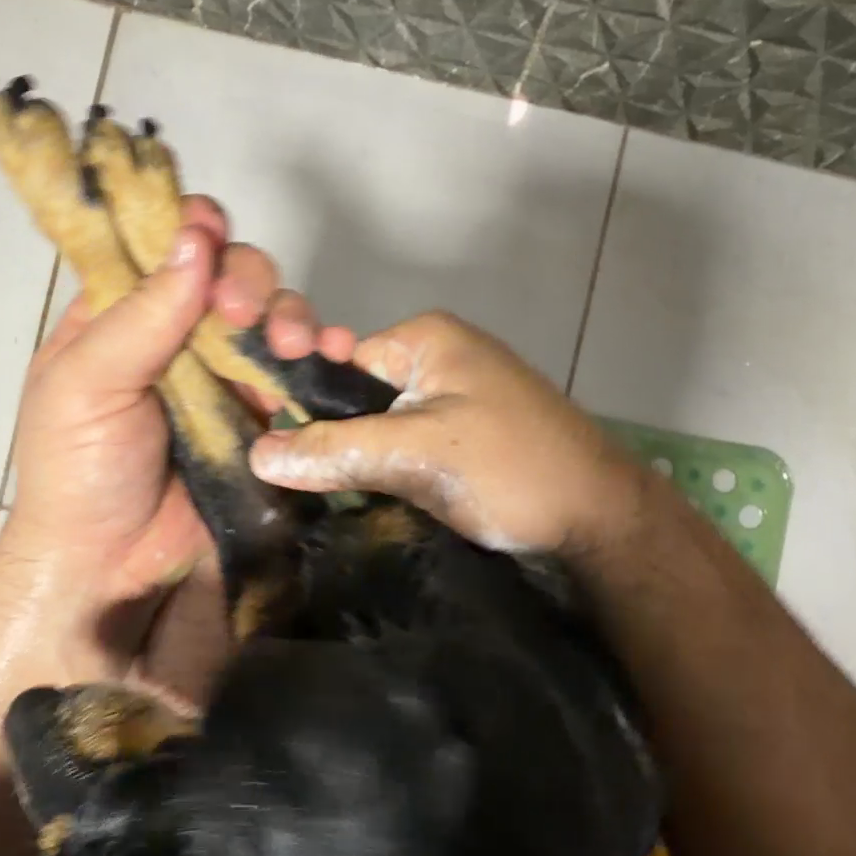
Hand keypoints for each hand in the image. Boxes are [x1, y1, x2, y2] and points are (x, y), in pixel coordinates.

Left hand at [0, 197, 348, 669]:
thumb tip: (195, 241)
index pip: (166, 250)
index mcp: (123, 318)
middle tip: (243, 312)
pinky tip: (335, 353)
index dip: (192, 232)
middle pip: (231, 276)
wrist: (115, 568)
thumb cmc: (79, 472)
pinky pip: (300, 375)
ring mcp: (227, 380)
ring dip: (290, 315)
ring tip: (293, 342)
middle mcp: (180, 339)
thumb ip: (140, 315)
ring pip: (273, 319)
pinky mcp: (265, 420)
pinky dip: (323, 356)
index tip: (210, 229)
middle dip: (249, 280)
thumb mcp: (85, 385)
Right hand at [247, 311, 642, 554]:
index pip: (333, 361)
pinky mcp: (457, 439)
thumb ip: (338, 450)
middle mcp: (433, 358)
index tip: (263, 446)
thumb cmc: (512, 468)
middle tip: (283, 481)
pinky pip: (397, 448)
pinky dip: (376, 471)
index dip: (296, 402)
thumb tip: (258, 453)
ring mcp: (448, 400)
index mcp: (423, 339)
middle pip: (350, 395)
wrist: (598, 516)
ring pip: (372, 427)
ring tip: (306, 495)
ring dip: (348, 459)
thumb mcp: (419, 454)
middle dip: (321, 436)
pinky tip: (350, 500)